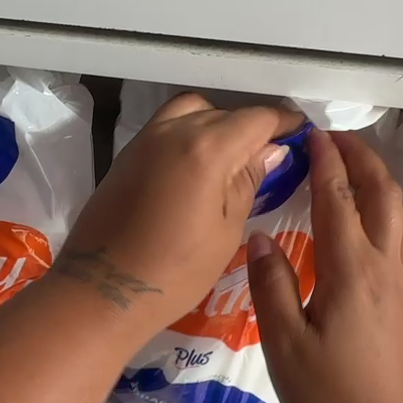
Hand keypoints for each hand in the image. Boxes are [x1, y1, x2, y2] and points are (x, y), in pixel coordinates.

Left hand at [46, 93, 302, 333]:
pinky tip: (198, 167)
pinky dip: (187, 133)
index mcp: (205, 148)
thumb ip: (248, 181)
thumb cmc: (174, 272)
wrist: (102, 290)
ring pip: (189, 111)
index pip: (255, 118)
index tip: (299, 132)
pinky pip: (164, 128)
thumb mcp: (225, 231)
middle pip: (222, 112)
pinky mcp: (125, 156)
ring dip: (215, 123)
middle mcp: (172, 132)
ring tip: (230, 158)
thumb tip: (271, 150)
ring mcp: (143, 141)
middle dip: (250, 126)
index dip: (282, 122)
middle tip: (269, 156)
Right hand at [246, 129, 402, 402]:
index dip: (324, 163)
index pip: (337, 200)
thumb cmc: (332, 399)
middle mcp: (381, 267)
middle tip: (333, 137)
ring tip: (352, 166)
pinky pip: (399, 236)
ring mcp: (396, 285)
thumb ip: (271, 285)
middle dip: (360, 158)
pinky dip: (385, 208)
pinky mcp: (401, 302)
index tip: (310, 134)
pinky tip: (370, 219)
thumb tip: (262, 236)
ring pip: (397, 213)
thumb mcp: (284, 345)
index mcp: (349, 271)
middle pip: (380, 195)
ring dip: (377, 179)